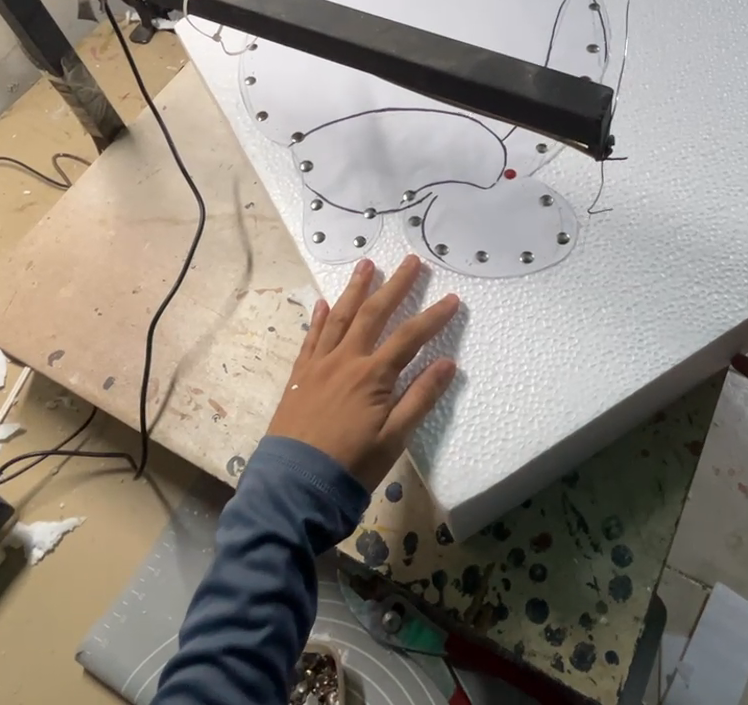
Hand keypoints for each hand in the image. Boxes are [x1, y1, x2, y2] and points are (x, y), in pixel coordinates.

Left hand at [268, 255, 460, 488]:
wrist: (294, 485)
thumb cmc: (350, 466)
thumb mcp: (394, 438)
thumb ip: (420, 398)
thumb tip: (448, 363)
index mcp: (372, 376)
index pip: (409, 337)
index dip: (433, 317)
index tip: (452, 298)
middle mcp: (345, 360)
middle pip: (373, 314)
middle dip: (395, 286)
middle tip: (410, 261)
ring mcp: (319, 365)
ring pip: (339, 317)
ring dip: (355, 289)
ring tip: (366, 265)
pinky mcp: (300, 376)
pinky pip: (311, 338)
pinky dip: (318, 317)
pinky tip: (323, 303)